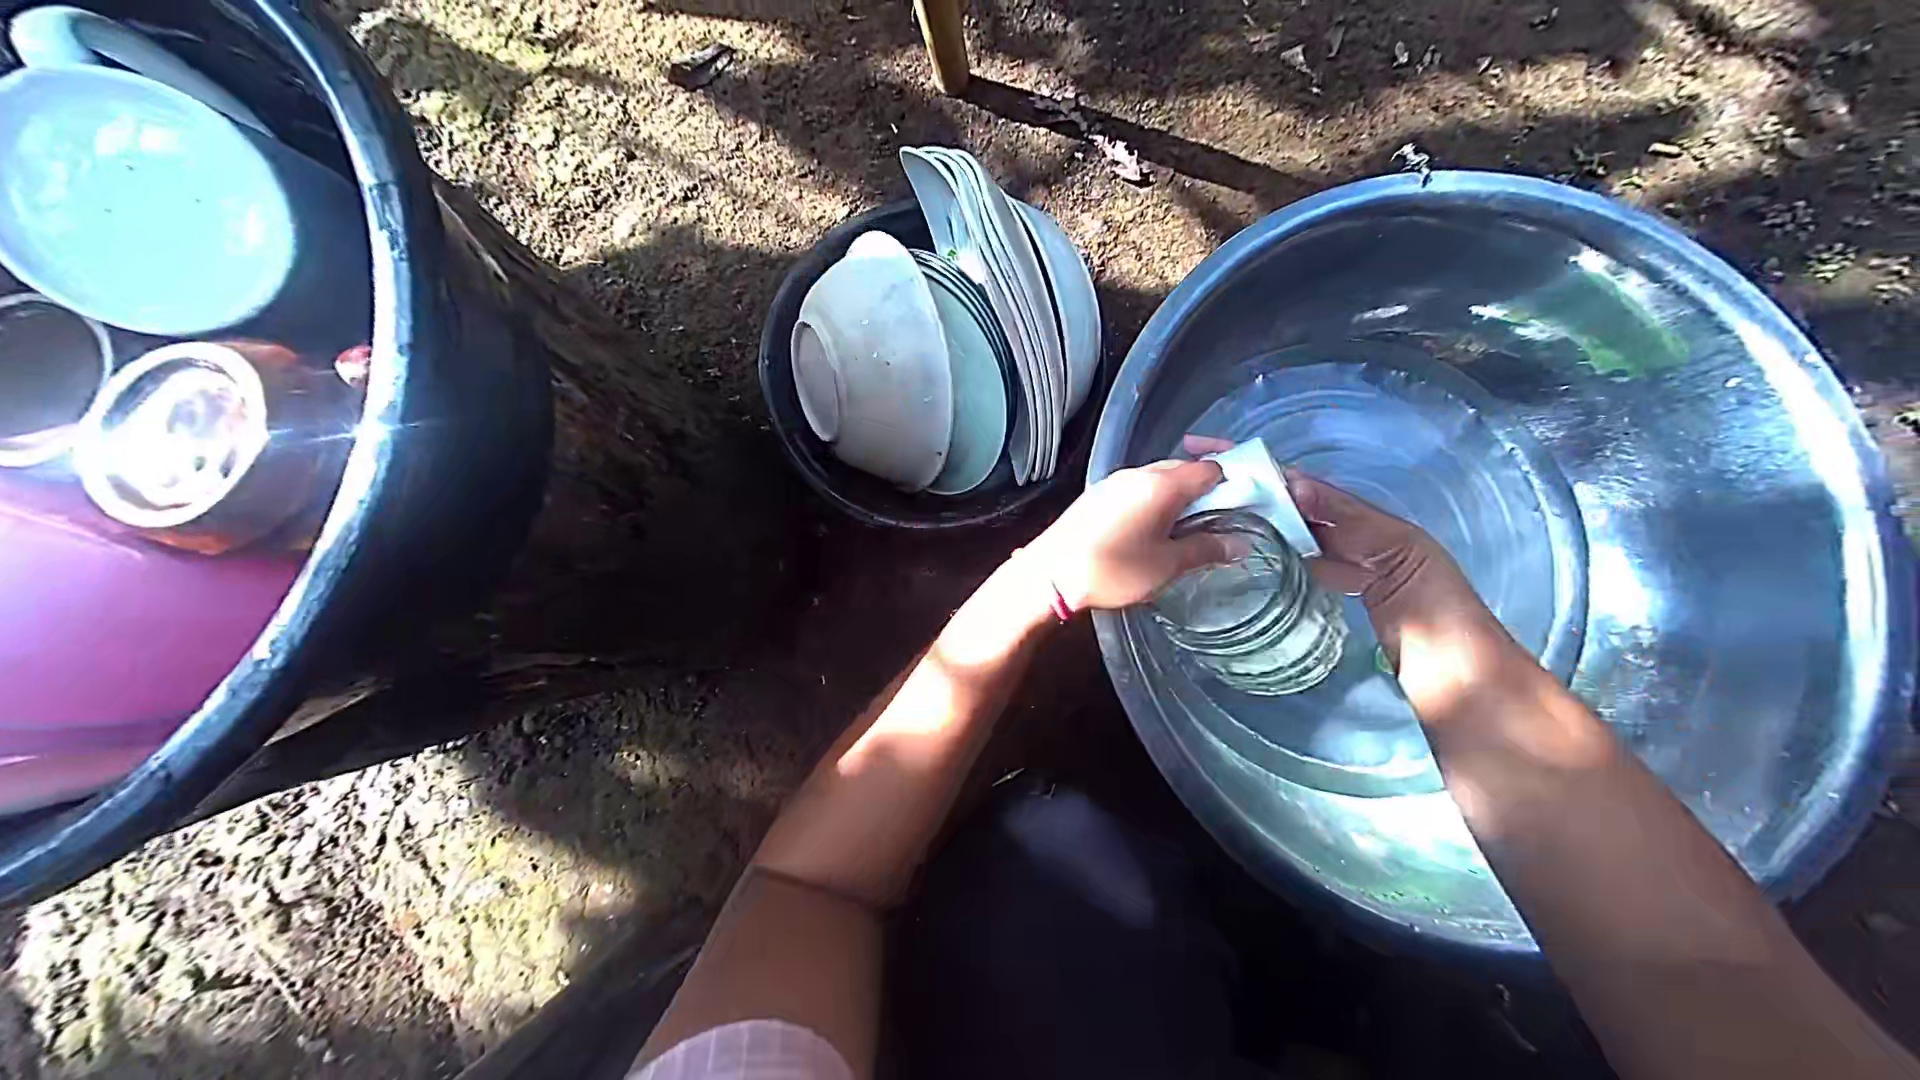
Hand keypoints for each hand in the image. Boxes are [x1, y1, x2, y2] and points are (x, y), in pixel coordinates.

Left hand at [1025, 459, 1240, 611]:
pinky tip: (1153, 531)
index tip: (1244, 506)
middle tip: (1219, 521)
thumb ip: (1206, 550)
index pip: (1211, 468)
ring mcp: (1113, 483)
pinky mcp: (1096, 496)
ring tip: (1187, 530)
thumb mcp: (1166, 565)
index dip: (1234, 483)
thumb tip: (1238, 544)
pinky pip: (1136, 490)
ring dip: (1178, 498)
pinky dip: (1154, 503)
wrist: (1048, 576)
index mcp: (1161, 484)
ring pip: (1159, 480)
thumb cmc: (1112, 570)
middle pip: (1184, 470)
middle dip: (1206, 491)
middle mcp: (1137, 474)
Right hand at [1179, 435, 1498, 661]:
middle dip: (1235, 490)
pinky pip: (1282, 576)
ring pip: (1275, 539)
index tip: (1199, 450)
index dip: (1250, 464)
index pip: (1295, 483)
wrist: (1466, 693)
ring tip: (1190, 518)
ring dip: (1237, 524)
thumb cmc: (1442, 622)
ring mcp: (1331, 576)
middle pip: (1279, 507)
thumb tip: (1292, 485)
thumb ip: (1357, 522)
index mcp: (1363, 522)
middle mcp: (1342, 542)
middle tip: (1179, 486)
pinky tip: (1227, 564)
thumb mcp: (1406, 556)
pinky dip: (1254, 562)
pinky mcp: (1323, 611)